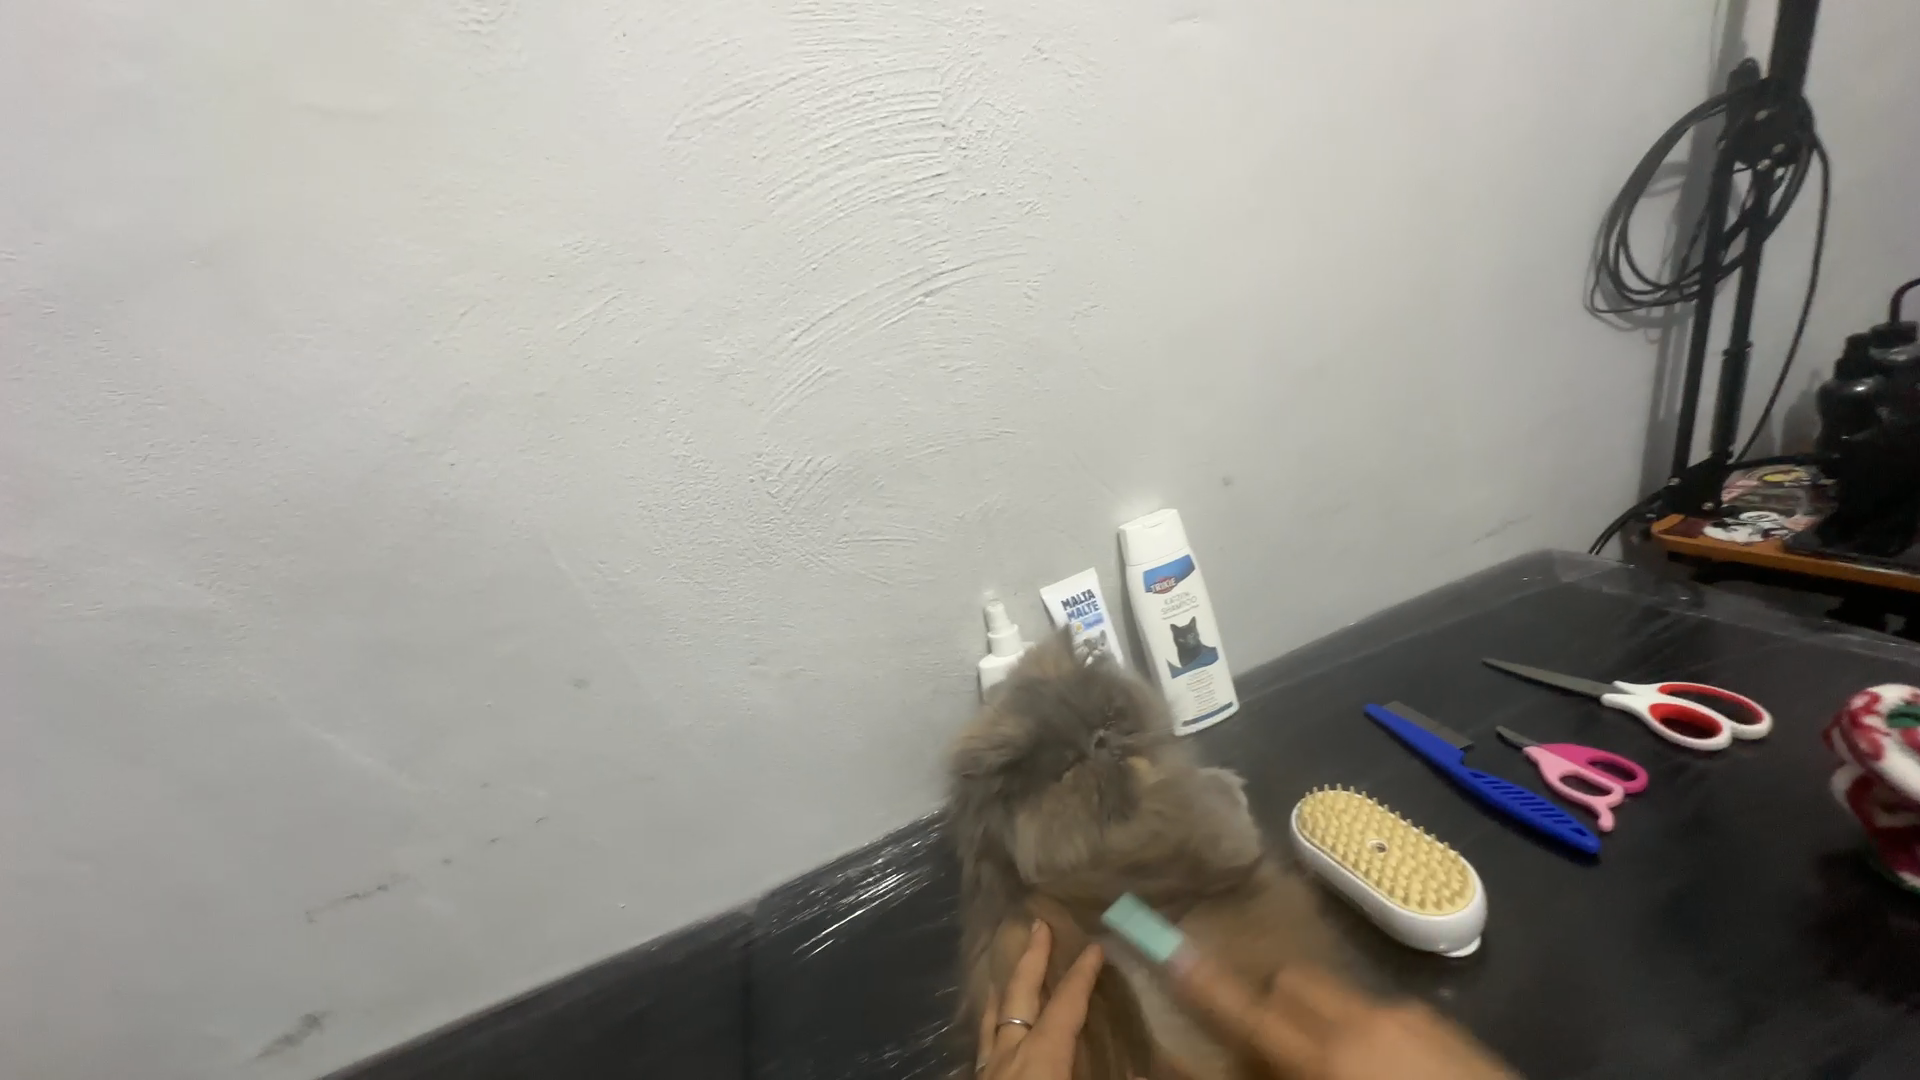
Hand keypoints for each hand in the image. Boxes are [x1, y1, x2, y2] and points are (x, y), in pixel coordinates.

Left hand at [974, 920, 1108, 1079]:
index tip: (1094, 946)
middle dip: (1031, 957)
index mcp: (1043, 1055)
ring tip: (1006, 967)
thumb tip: (1141, 1071)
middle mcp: (1010, 1052)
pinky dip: (989, 1024)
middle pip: (1020, 994)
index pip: (1066, 1004)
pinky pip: (982, 1043)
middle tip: (1038, 924)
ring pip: (993, 1017)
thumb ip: (1113, 1079)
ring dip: (1005, 988)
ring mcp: (987, 1069)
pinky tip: (992, 1028)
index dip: (1082, 974)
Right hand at [1174, 958, 1517, 1079]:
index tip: (1169, 950)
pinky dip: (1367, 1029)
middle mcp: (1362, 1022)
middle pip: (1289, 980)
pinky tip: (1394, 1071)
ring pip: (1336, 992)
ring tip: (1341, 1063)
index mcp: (1330, 1060)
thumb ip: (1280, 1069)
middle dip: (1271, 1001)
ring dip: (1320, 1016)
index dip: (1203, 984)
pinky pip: (1381, 1008)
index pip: (1249, 1012)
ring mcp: (1406, 1015)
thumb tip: (1246, 1060)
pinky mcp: (1442, 1022)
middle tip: (1275, 1044)